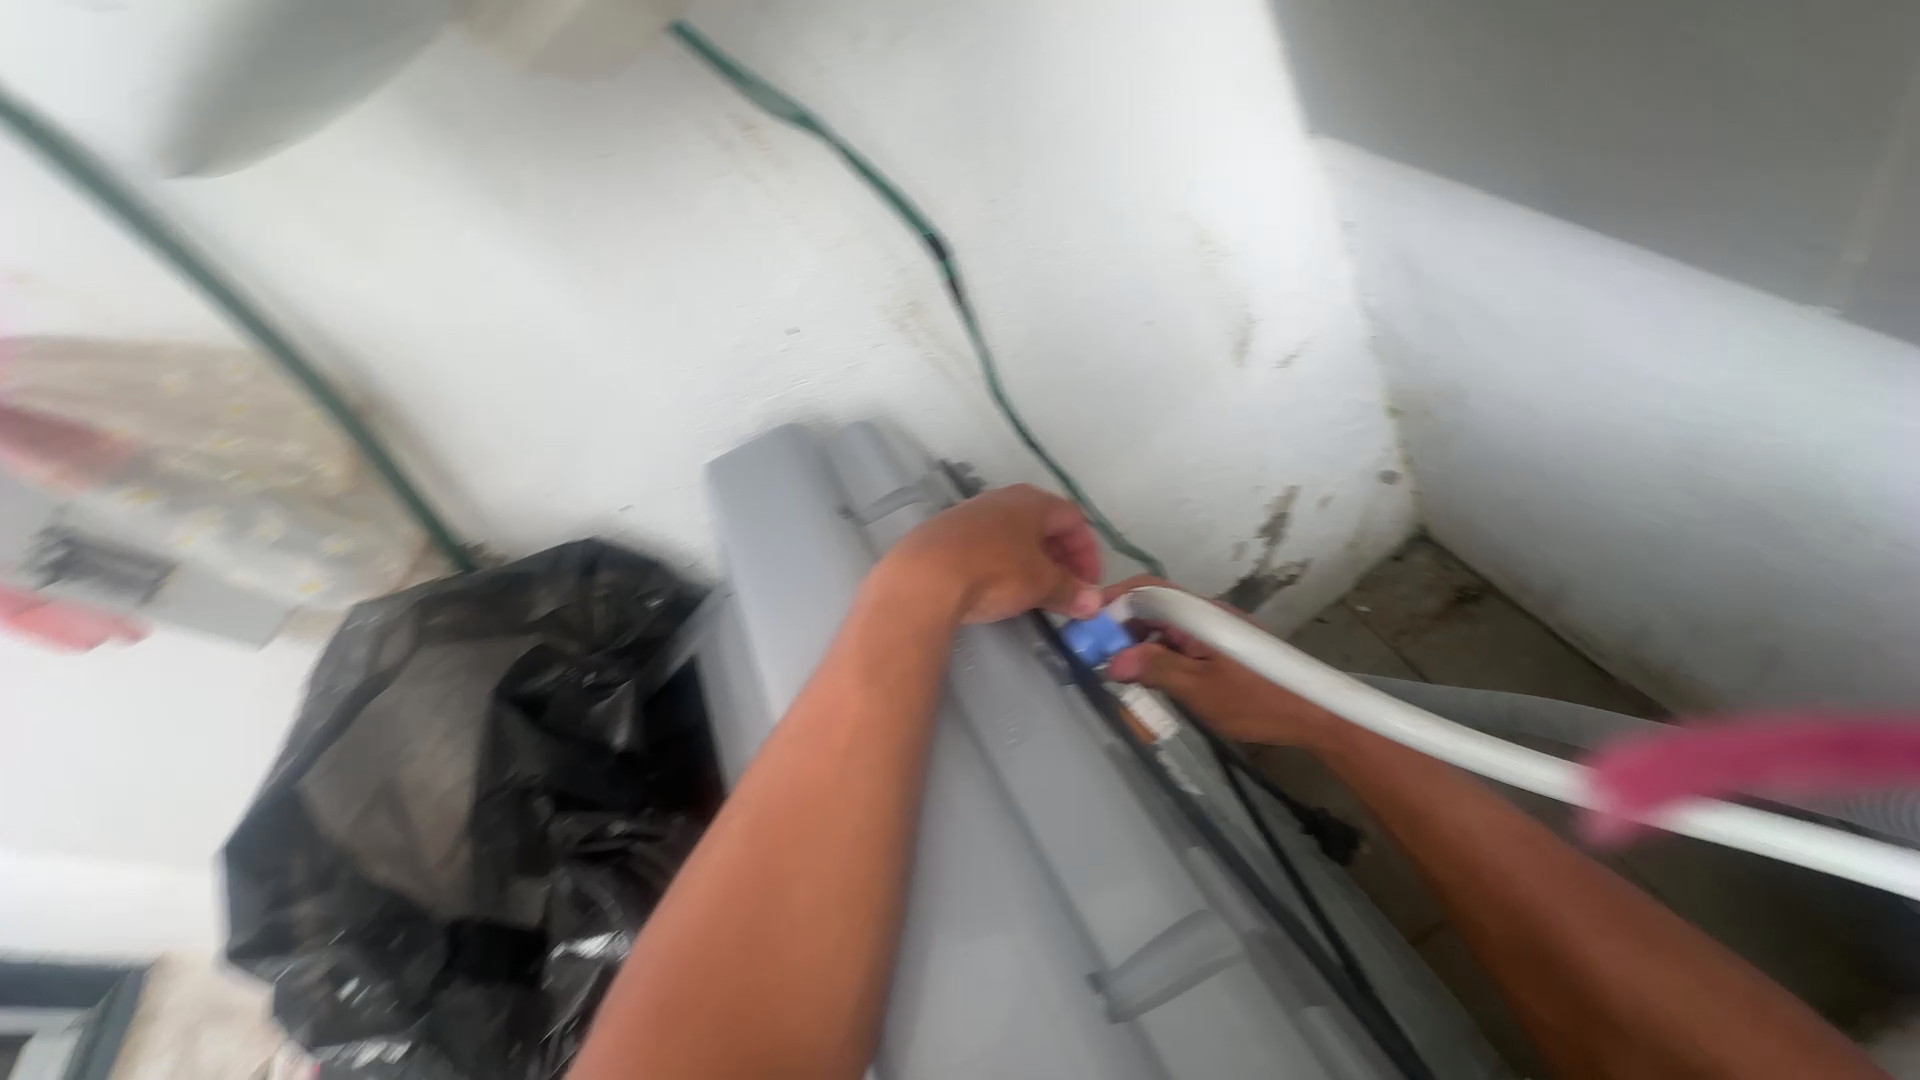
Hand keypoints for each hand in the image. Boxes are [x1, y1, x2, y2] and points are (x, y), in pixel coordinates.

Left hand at [882, 484, 1103, 624]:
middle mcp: (1002, 499)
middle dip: (1060, 558)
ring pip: (1012, 535)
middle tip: (1066, 589)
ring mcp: (969, 514)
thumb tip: (1094, 602)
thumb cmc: (994, 571)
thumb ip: (1069, 591)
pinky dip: (1001, 564)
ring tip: (1033, 592)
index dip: (1088, 552)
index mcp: (1032, 501)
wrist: (924, 576)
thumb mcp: (1040, 584)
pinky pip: (985, 545)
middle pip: (1042, 524)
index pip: (1073, 519)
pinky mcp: (944, 534)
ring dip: (1030, 562)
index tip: (1089, 584)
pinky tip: (995, 588)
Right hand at [1101, 576, 1336, 745]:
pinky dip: (1157, 653)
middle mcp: (1205, 614)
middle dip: (1120, 625)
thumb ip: (1156, 669)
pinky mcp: (1221, 647)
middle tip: (1096, 653)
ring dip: (1138, 642)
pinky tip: (1150, 678)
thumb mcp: (1199, 690)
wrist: (1315, 716)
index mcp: (1199, 615)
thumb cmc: (1257, 701)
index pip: (1146, 591)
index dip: (1112, 601)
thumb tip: (1112, 660)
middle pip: (1152, 606)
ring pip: (1164, 625)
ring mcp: (1214, 630)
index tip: (1085, 623)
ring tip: (1118, 670)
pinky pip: (1179, 640)